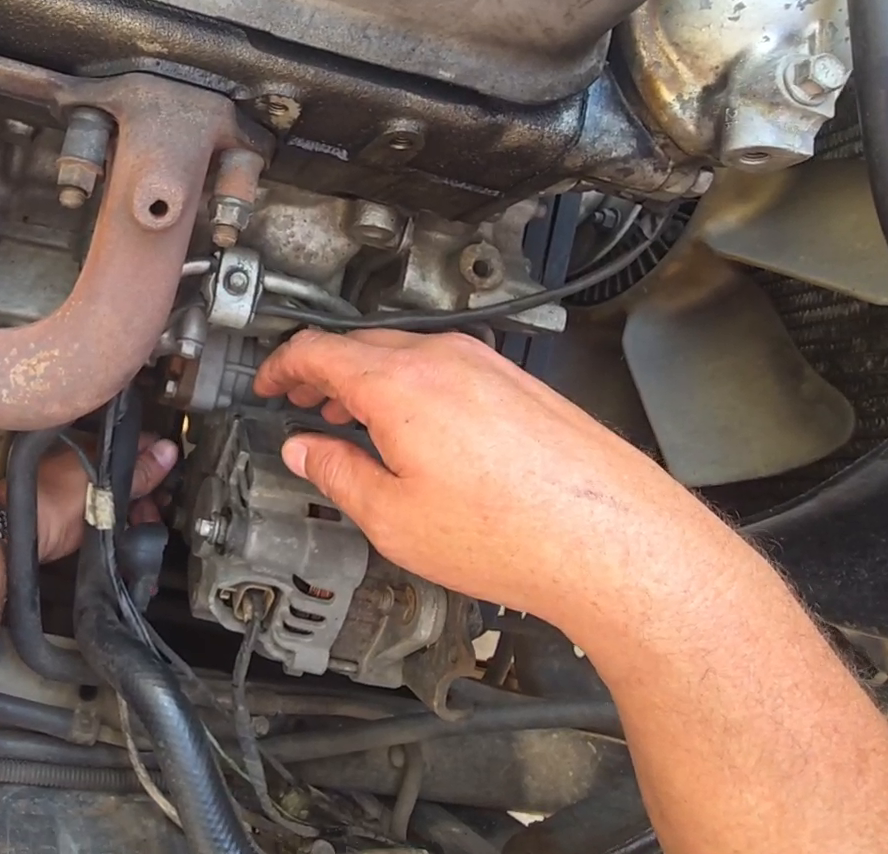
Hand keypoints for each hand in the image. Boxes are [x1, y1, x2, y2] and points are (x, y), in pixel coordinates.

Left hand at [0, 434, 177, 562]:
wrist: (10, 535)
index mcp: (94, 451)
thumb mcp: (103, 488)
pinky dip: (118, 527)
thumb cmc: (49, 505)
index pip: (137, 448)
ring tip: (144, 535)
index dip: (158, 463)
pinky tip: (126, 543)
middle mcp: (87, 467)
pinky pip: (105, 518)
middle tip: (157, 517)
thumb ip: (136, 472)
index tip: (172, 481)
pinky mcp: (72, 517)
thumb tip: (168, 450)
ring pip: (119, 499)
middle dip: (149, 496)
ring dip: (135, 516)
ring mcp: (79, 492)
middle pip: (129, 476)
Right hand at [253, 329, 738, 630]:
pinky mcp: (515, 381)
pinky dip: (407, 385)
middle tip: (300, 401)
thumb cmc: (513, 532)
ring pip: (400, 353)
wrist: (617, 542)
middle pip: (356, 345)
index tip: (269, 382)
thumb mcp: (392, 516)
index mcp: (397, 384)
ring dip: (363, 379)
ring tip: (348, 417)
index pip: (316, 350)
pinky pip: (441, 366)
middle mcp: (441, 359)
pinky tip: (411, 425)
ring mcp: (484, 365)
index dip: (280, 365)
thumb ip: (334, 472)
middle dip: (319, 372)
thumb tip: (305, 450)